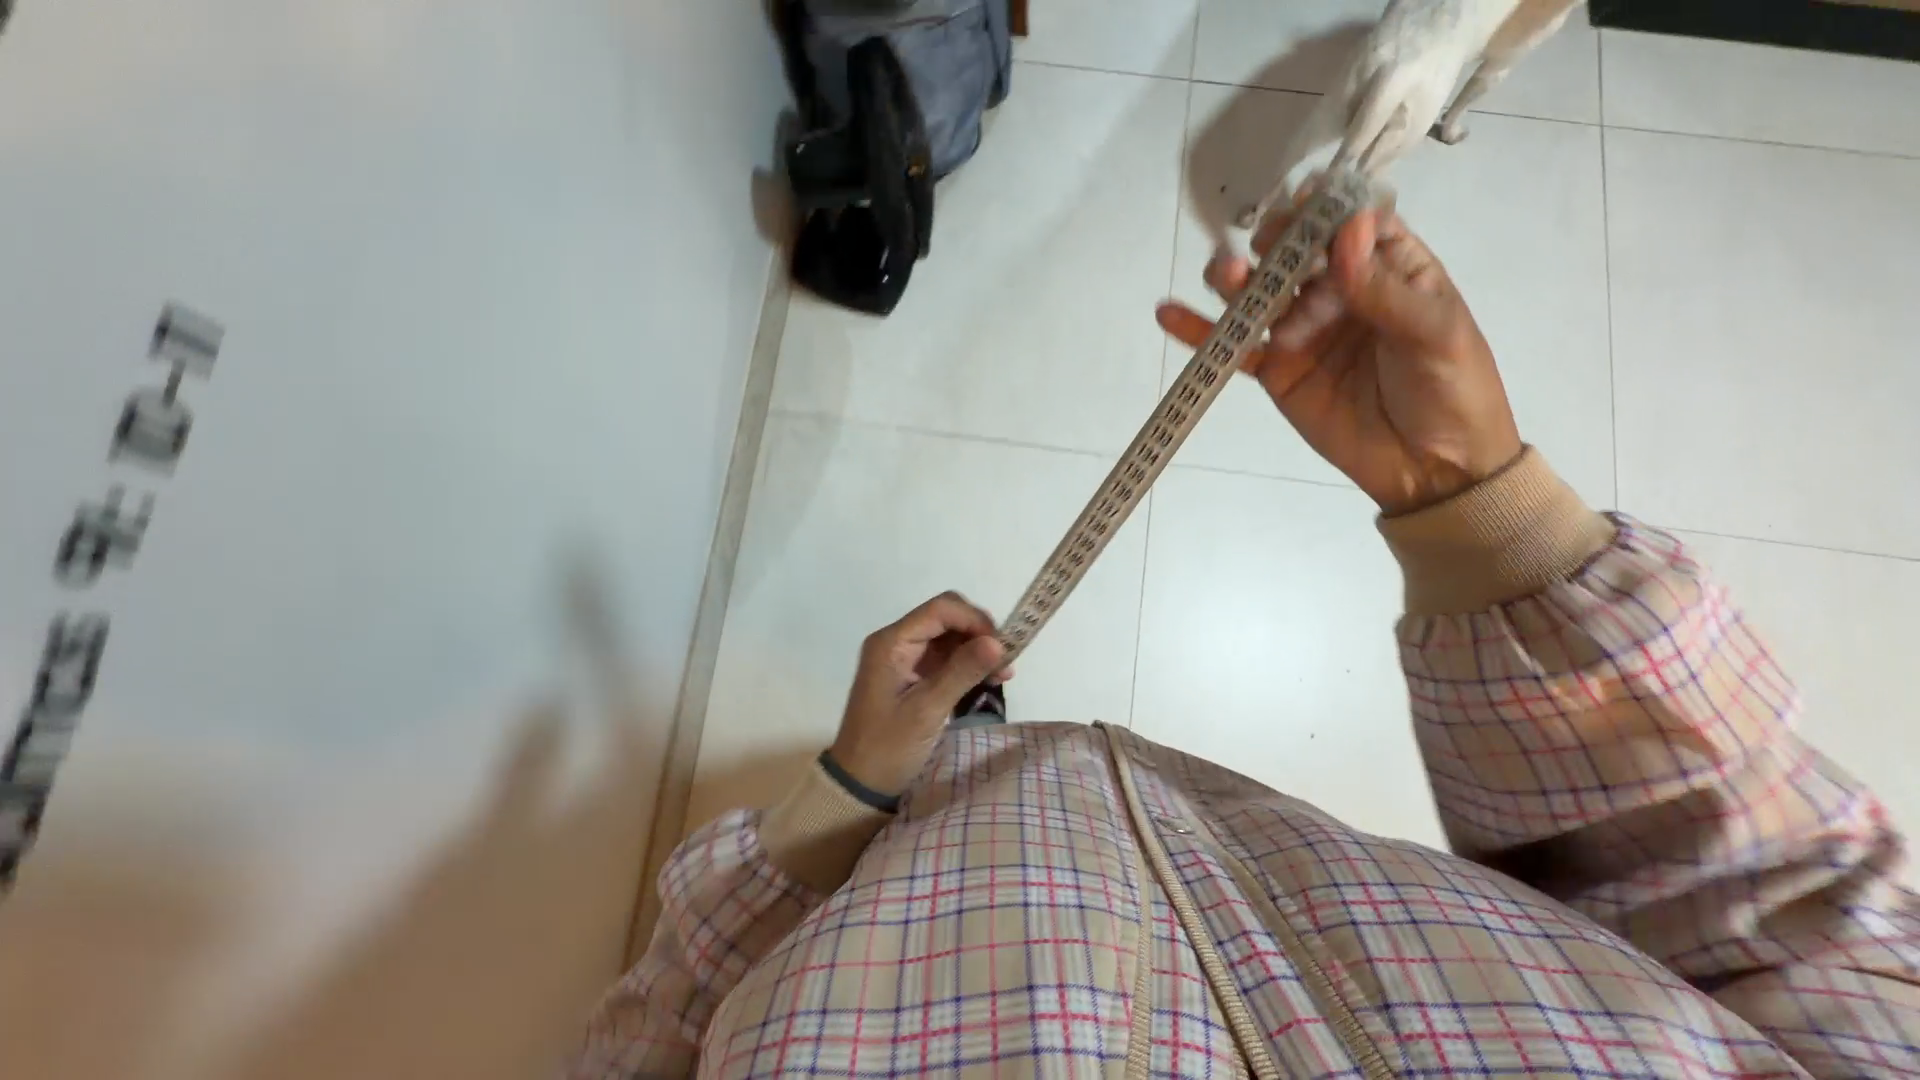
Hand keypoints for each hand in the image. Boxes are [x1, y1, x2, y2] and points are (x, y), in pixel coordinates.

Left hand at [827, 592, 1010, 797]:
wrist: (859, 784)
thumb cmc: (888, 747)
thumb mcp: (927, 710)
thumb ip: (962, 672)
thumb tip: (999, 643)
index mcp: (891, 642)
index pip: (940, 609)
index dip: (974, 620)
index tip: (1002, 647)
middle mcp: (896, 641)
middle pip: (946, 618)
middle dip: (979, 634)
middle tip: (1005, 662)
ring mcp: (904, 658)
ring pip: (950, 637)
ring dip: (977, 649)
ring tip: (1003, 675)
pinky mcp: (913, 675)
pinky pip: (946, 657)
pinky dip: (968, 664)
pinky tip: (989, 680)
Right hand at [1157, 203, 1522, 514]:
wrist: (1431, 469)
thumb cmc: (1451, 388)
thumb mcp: (1434, 332)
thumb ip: (1384, 288)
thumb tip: (1346, 231)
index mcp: (1389, 268)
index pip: (1350, 224)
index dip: (1326, 211)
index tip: (1304, 204)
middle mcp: (1338, 291)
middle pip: (1296, 251)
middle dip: (1277, 240)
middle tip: (1268, 247)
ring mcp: (1301, 330)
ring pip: (1259, 293)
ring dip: (1235, 278)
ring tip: (1226, 275)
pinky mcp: (1274, 370)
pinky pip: (1235, 347)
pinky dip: (1199, 332)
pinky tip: (1168, 314)